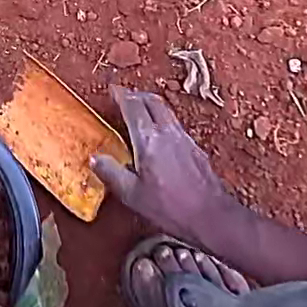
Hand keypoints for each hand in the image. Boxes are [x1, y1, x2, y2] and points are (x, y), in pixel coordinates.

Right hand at [91, 87, 242, 248]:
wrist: (212, 216)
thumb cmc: (171, 207)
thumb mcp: (133, 195)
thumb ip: (112, 173)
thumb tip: (95, 159)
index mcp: (148, 139)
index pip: (132, 106)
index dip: (121, 95)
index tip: (112, 90)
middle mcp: (166, 132)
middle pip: (151, 101)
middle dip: (135, 95)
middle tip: (124, 97)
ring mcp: (183, 138)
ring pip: (165, 110)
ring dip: (150, 104)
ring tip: (139, 110)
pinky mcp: (194, 147)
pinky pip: (174, 123)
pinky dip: (162, 118)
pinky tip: (159, 133)